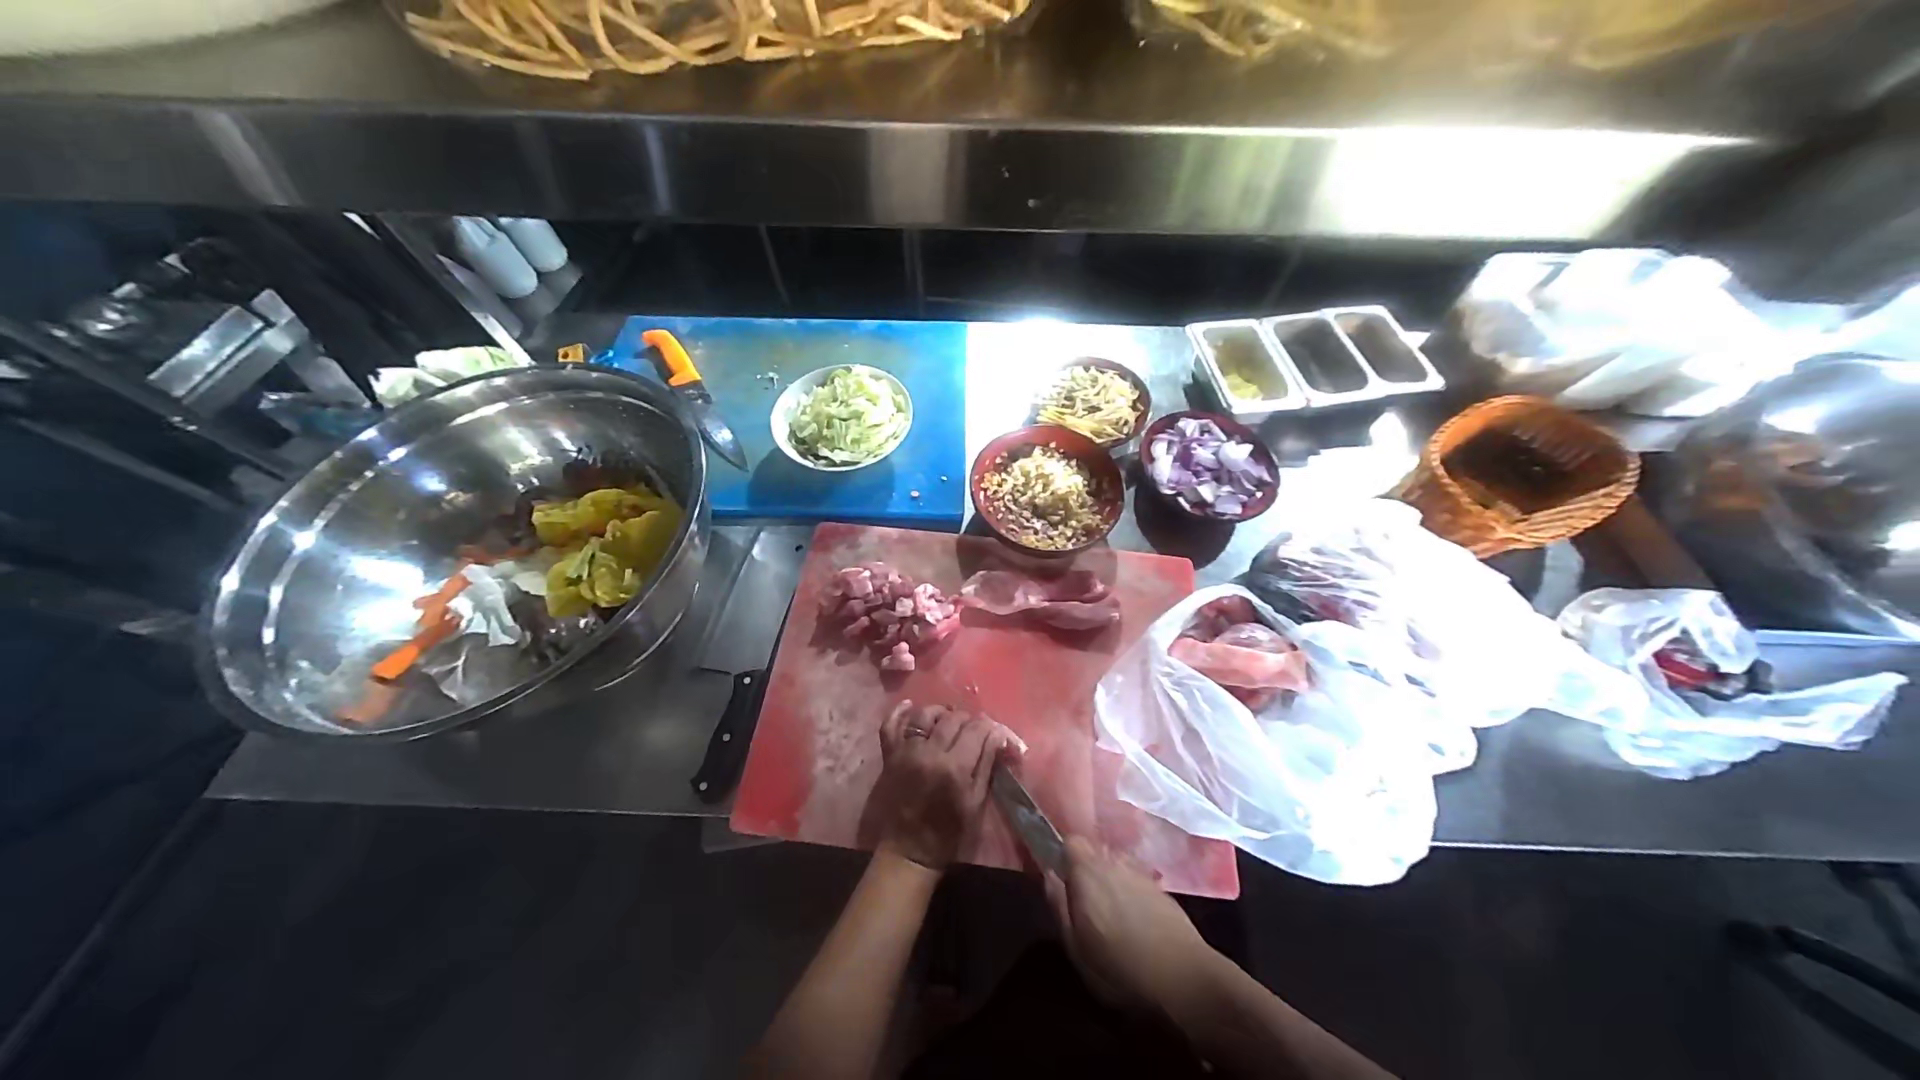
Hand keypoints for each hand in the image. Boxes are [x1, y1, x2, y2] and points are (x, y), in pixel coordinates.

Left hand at [869, 701, 1023, 871]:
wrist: (908, 851)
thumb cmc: (948, 833)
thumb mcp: (976, 802)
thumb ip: (986, 764)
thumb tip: (998, 735)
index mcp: (955, 767)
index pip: (977, 730)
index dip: (988, 727)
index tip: (993, 732)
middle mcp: (930, 752)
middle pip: (953, 718)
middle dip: (968, 720)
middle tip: (973, 730)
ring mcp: (906, 751)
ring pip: (925, 715)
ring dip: (940, 712)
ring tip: (948, 719)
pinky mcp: (890, 755)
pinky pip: (890, 725)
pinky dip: (899, 713)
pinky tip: (910, 706)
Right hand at [1044, 836, 1220, 1016]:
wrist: (1185, 980)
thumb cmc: (1120, 967)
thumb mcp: (1076, 947)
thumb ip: (1058, 905)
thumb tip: (1048, 874)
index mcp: (1088, 871)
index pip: (1070, 840)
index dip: (1061, 853)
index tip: (1057, 874)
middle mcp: (1115, 862)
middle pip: (1094, 850)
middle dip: (1084, 866)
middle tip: (1080, 897)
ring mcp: (1141, 873)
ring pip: (1115, 863)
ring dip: (1107, 876)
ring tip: (1106, 907)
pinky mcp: (1162, 889)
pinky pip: (1135, 878)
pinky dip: (1128, 888)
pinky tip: (1131, 916)